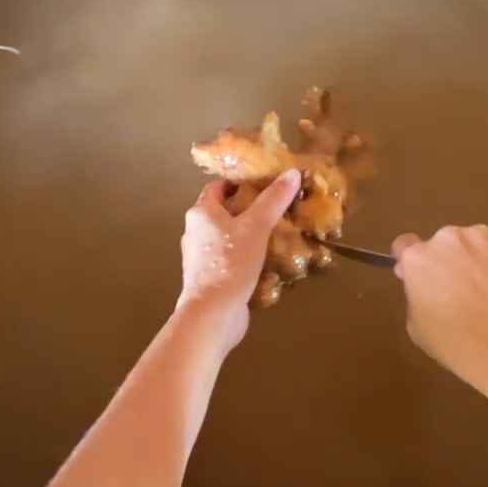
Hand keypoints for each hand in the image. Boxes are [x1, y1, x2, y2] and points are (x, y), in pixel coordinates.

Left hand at [178, 169, 301, 332]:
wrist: (213, 313)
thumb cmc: (230, 262)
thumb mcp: (256, 227)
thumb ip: (274, 200)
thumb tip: (292, 172)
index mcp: (200, 213)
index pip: (218, 186)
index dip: (239, 182)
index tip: (264, 183)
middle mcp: (195, 231)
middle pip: (223, 211)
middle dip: (247, 208)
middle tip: (276, 207)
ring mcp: (201, 257)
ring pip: (227, 237)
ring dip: (248, 234)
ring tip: (276, 232)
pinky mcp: (210, 278)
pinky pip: (229, 259)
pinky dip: (245, 256)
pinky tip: (266, 260)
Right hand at [392, 226, 487, 407]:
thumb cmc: (463, 347)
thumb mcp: (420, 330)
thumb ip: (416, 298)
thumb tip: (425, 286)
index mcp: (418, 260)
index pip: (405, 246)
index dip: (413, 263)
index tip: (423, 280)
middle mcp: (447, 239)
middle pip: (443, 246)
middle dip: (449, 263)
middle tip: (464, 295)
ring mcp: (485, 236)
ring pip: (475, 245)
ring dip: (478, 261)